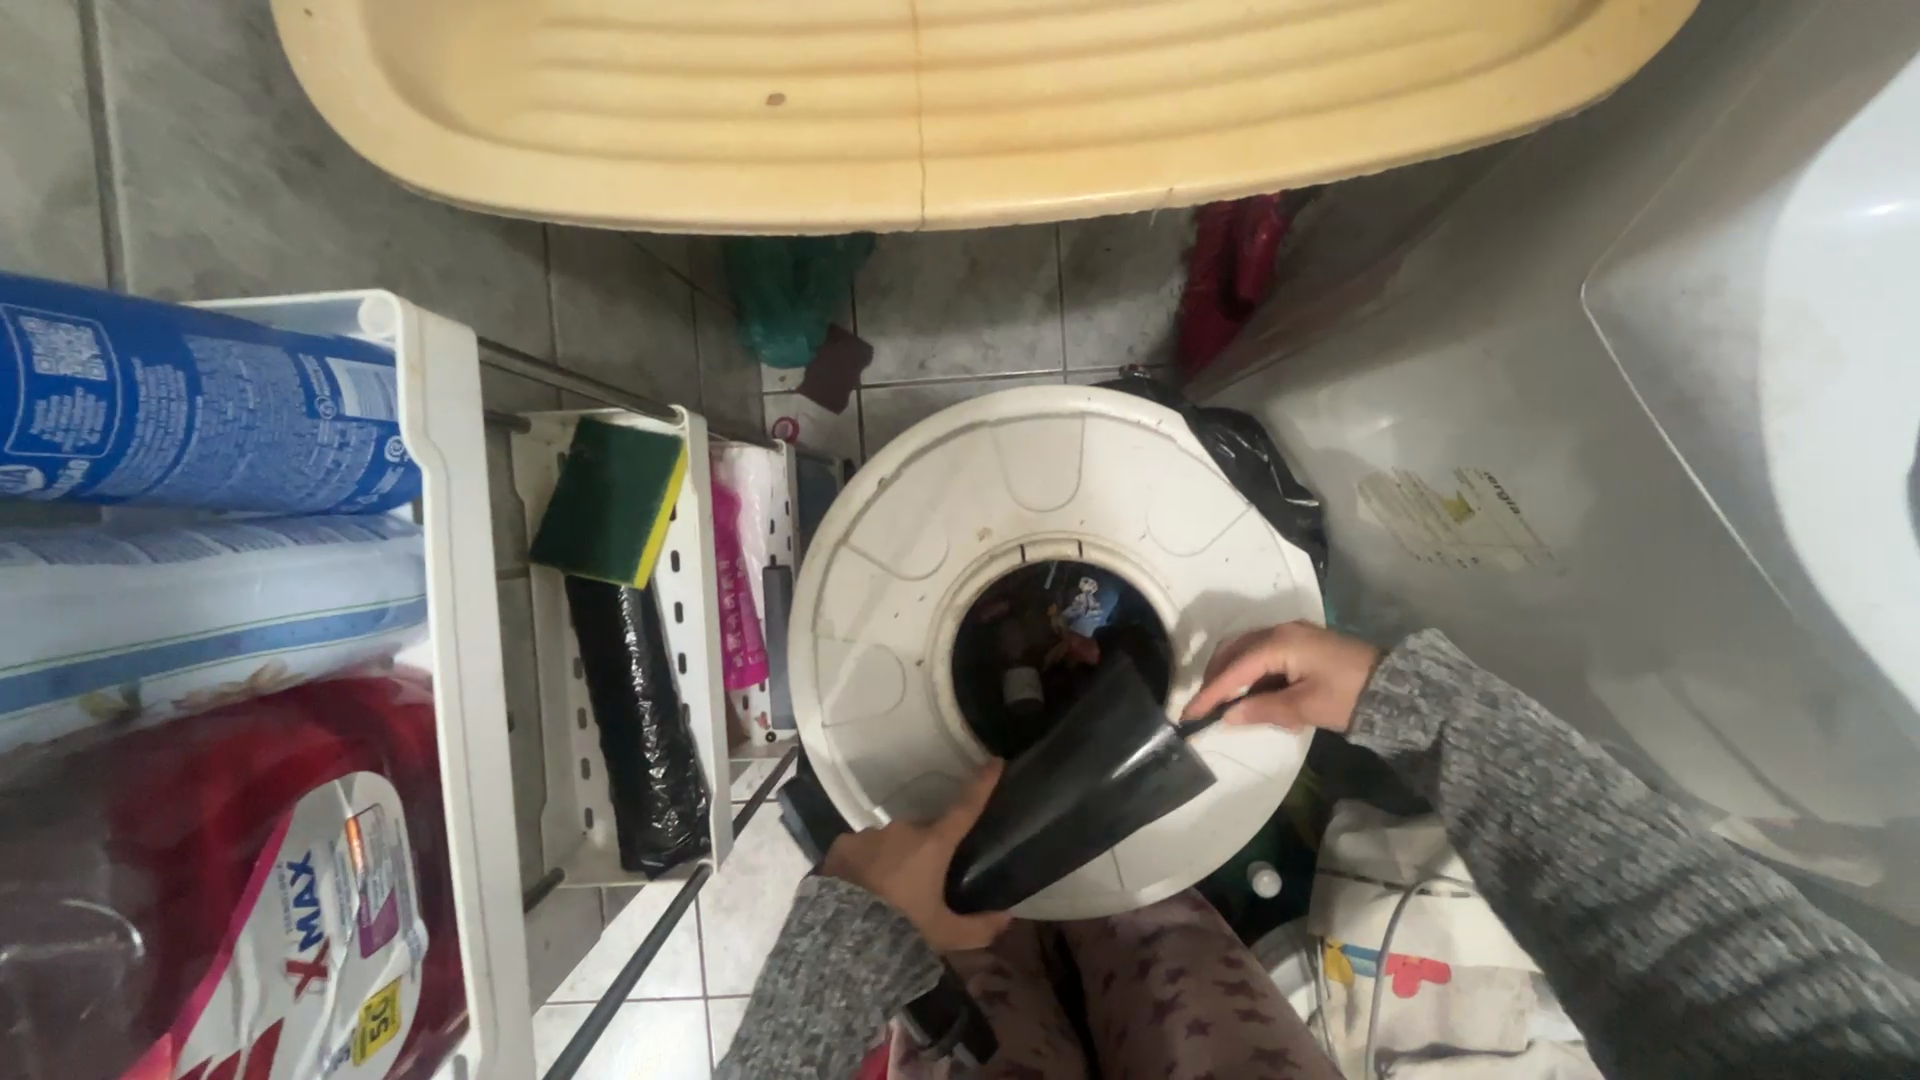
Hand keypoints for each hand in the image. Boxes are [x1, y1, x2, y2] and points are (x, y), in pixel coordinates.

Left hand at [822, 760, 1013, 952]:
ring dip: (894, 859)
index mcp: (933, 845)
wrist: (844, 938)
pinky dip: (866, 863)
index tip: (995, 761)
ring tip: (888, 893)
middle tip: (923, 885)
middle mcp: (903, 830)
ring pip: (891, 841)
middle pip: (924, 833)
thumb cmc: (902, 929)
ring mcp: (871, 834)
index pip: (965, 807)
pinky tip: (863, 890)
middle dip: (926, 851)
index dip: (982, 784)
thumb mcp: (945, 935)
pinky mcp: (844, 845)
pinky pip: (862, 849)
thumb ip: (979, 927)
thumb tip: (1008, 918)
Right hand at [1181, 621, 1382, 732]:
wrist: (1396, 687)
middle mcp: (1280, 630)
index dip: (1210, 693)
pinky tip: (1252, 693)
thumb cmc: (1349, 695)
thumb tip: (1227, 715)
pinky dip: (1250, 672)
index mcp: (1278, 642)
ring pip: (1245, 649)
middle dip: (1215, 678)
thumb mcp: (1304, 707)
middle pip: (1233, 650)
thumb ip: (1262, 709)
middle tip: (1204, 706)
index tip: (1189, 714)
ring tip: (1225, 702)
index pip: (1233, 668)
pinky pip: (1262, 653)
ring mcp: (1291, 633)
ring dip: (1231, 674)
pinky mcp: (1301, 643)